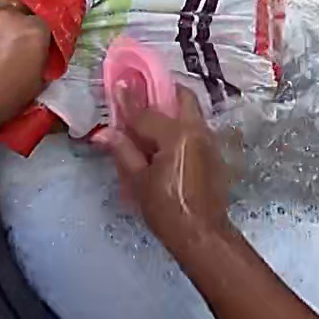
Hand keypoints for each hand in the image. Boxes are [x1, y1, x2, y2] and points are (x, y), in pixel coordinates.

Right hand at [105, 85, 233, 254]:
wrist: (202, 233)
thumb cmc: (167, 210)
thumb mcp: (139, 182)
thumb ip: (123, 151)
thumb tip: (104, 132)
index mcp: (176, 135)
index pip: (147, 113)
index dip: (129, 101)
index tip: (120, 84)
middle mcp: (197, 130)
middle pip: (182, 97)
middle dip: (162, 92)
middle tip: (142, 96)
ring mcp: (210, 140)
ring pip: (192, 112)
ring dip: (173, 109)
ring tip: (151, 119)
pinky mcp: (214, 153)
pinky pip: (196, 128)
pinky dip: (181, 125)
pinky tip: (165, 140)